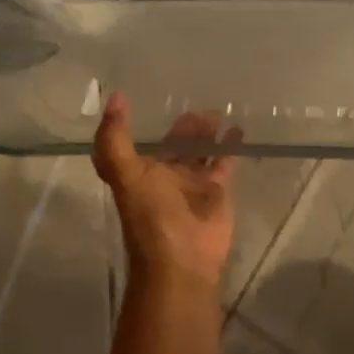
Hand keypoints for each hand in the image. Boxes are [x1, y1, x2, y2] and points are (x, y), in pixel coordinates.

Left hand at [93, 93, 239, 288]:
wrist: (183, 261)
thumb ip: (116, 140)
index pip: (142, 141)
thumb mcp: (127, 176)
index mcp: (142, 172)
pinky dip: (231, 145)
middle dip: (187, 125)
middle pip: (177, 143)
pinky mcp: (218, 190)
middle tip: (200, 96)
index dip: (145, 121)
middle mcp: (167, 176)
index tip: (155, 92)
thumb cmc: (152, 217)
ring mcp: (194, 183)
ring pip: (202, 150)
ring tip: (220, 108)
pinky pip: (225, 161)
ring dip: (209, 132)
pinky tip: (239, 127)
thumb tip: (115, 97)